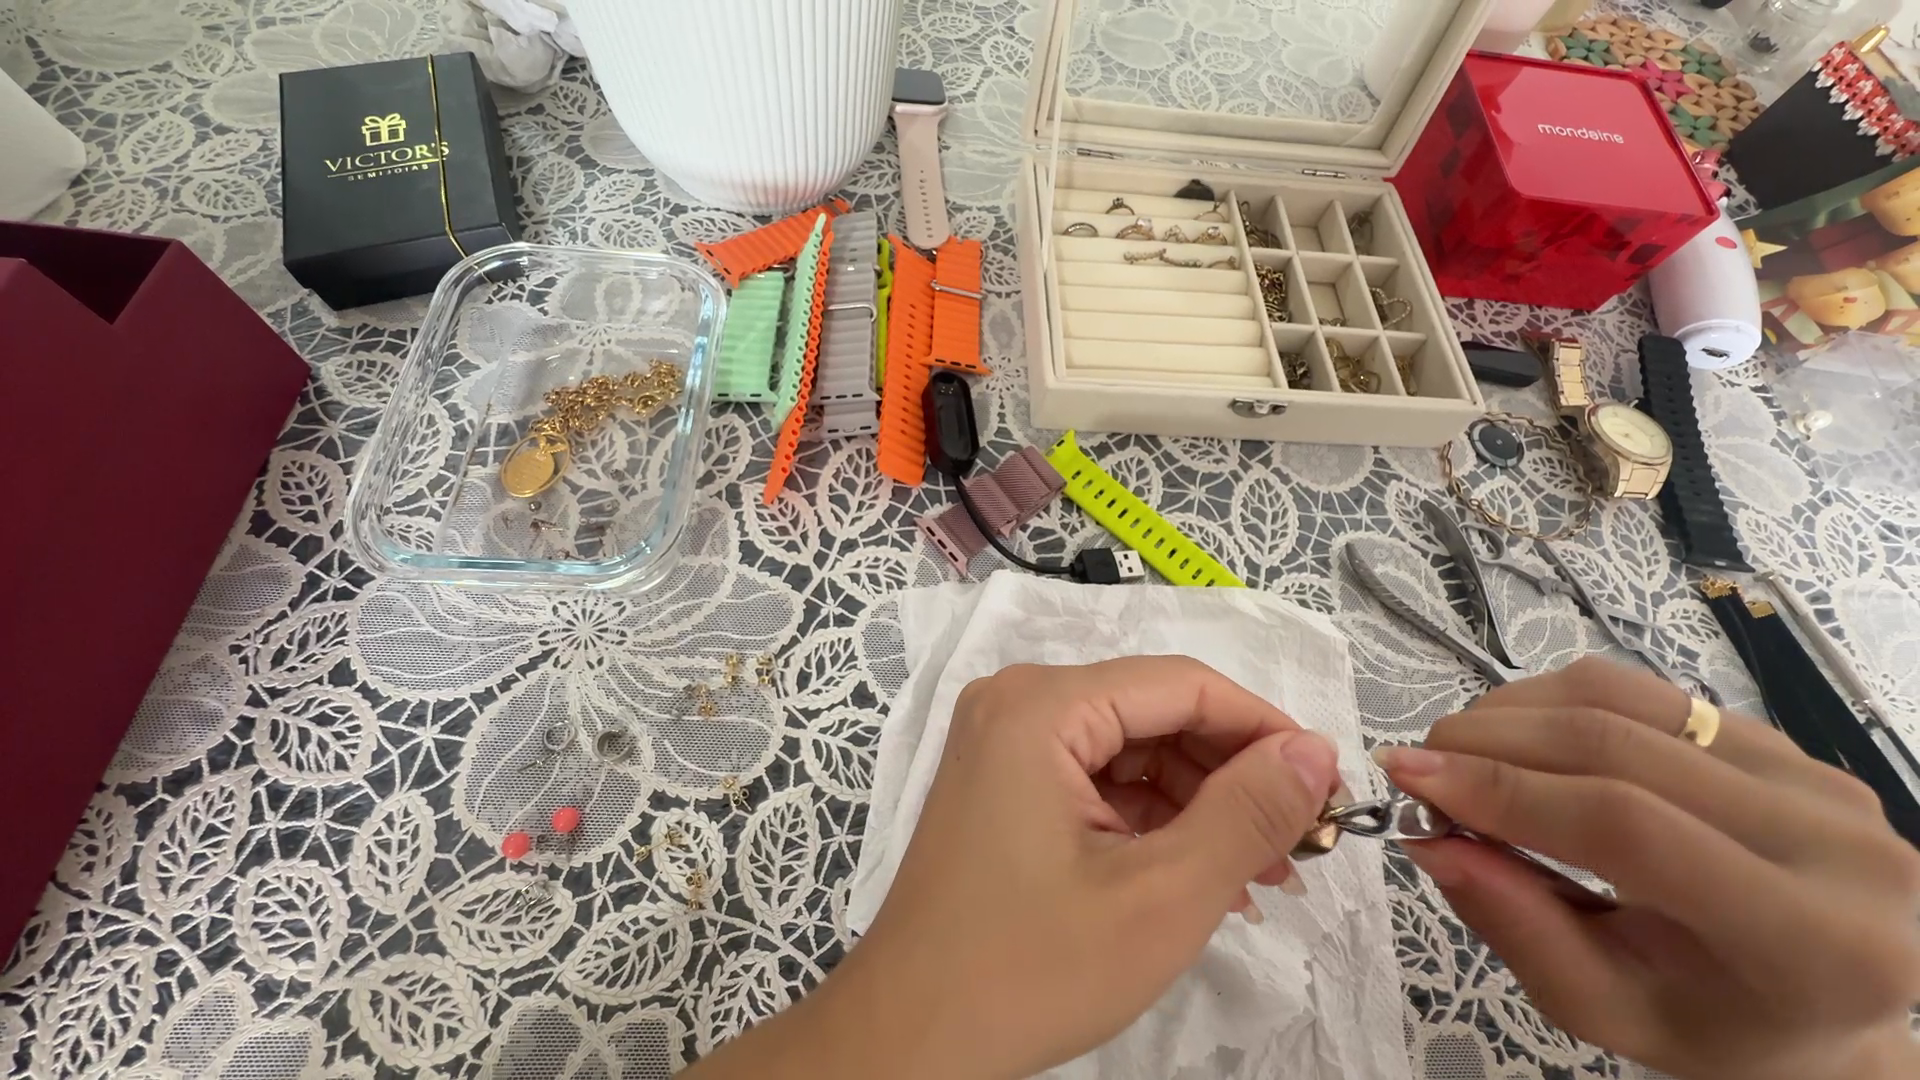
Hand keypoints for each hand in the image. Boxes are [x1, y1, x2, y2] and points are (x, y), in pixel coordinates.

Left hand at [683, 656, 1341, 1079]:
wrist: (912, 1036)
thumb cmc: (1031, 966)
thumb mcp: (1162, 894)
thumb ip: (1247, 812)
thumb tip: (1315, 749)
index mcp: (1041, 705)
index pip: (1181, 684)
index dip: (1263, 728)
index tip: (1327, 786)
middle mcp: (1017, 703)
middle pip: (1153, 713)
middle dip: (1230, 775)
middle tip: (1299, 845)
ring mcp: (1005, 742)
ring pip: (1130, 749)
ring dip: (1198, 804)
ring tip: (1259, 873)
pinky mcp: (1005, 783)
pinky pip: (1097, 779)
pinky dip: (1151, 820)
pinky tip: (1200, 873)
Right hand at [1376, 657, 1919, 1079]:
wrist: (1817, 1003)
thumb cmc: (1707, 1023)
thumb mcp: (1602, 1008)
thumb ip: (1514, 925)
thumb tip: (1424, 838)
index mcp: (1812, 939)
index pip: (1626, 826)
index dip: (1500, 788)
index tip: (1401, 776)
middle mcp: (1835, 840)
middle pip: (1610, 744)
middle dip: (1482, 742)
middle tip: (1413, 766)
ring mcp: (1809, 774)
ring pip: (1612, 698)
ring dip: (1504, 714)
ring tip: (1458, 755)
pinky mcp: (1775, 739)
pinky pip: (1629, 689)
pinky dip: (1543, 701)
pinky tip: (1515, 739)